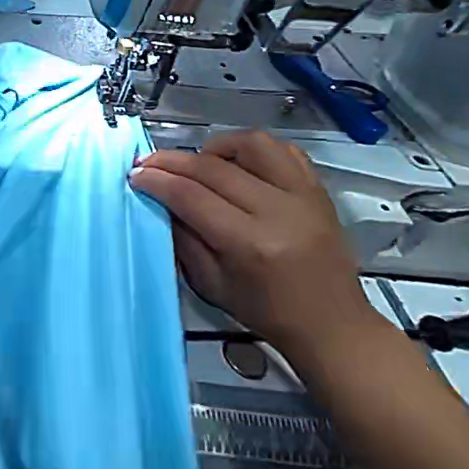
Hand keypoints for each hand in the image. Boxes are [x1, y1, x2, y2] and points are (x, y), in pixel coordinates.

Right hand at [129, 130, 385, 365]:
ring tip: (199, 161)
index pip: (192, 196)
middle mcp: (278, 211)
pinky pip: (283, 150)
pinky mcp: (317, 189)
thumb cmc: (267, 312)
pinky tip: (238, 162)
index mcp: (250, 244)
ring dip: (216, 146)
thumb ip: (185, 238)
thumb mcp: (212, 285)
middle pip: (213, 168)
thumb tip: (162, 200)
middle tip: (149, 164)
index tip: (136, 175)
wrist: (332, 324)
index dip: (158, 181)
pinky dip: (254, 149)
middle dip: (173, 161)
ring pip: (252, 145)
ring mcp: (303, 195)